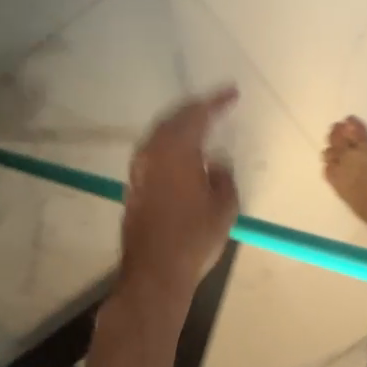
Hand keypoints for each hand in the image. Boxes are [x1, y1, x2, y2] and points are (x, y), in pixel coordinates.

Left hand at [118, 88, 240, 307]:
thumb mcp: (224, 207)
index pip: (198, 115)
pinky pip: (152, 150)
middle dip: (195, 108)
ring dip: (178, 124)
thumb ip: (223, 177)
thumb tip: (216, 164)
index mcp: (178, 151)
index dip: (217, 102)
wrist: (154, 273)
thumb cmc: (194, 239)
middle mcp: (154, 153)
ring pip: (158, 134)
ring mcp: (139, 170)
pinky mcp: (134, 186)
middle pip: (173, 118)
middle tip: (214, 104)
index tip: (233, 93)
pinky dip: (168, 142)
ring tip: (197, 123)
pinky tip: (180, 152)